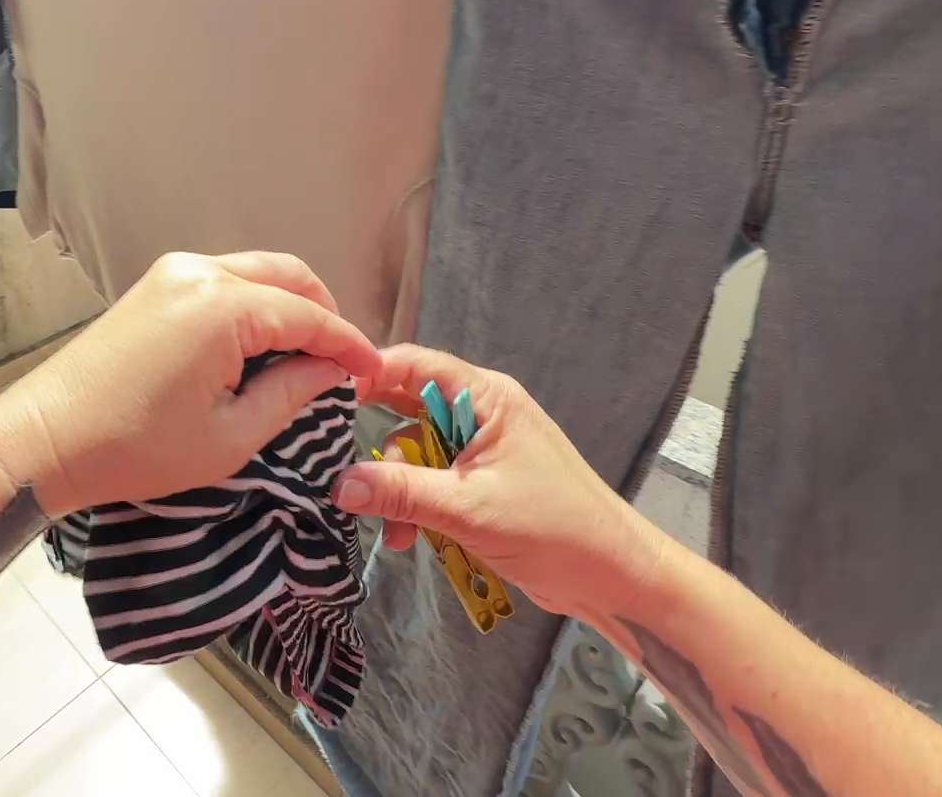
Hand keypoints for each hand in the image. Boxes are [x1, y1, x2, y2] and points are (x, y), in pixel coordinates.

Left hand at [0, 252, 382, 516]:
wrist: (46, 438)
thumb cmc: (137, 448)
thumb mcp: (230, 436)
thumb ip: (291, 393)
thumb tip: (330, 370)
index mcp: (222, 306)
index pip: (308, 315)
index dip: (348, 343)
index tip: (374, 370)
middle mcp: (199, 271)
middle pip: (286, 274)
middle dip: (323, 311)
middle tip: (340, 359)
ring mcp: (172, 271)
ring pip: (254, 272)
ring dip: (288, 305)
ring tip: (304, 354)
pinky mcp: (155, 284)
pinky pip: (223, 281)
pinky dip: (253, 304)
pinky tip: (259, 343)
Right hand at [332, 344, 665, 617]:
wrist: (617, 578)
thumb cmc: (553, 528)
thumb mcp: (467, 509)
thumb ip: (400, 492)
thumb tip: (337, 484)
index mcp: (484, 398)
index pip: (413, 364)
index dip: (368, 373)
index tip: (324, 395)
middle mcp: (477, 411)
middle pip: (406, 404)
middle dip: (374, 436)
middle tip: (328, 452)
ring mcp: (478, 446)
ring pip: (413, 448)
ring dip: (395, 483)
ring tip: (387, 527)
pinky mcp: (477, 479)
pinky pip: (429, 477)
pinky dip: (412, 503)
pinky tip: (404, 538)